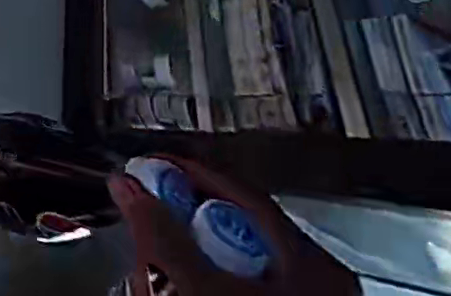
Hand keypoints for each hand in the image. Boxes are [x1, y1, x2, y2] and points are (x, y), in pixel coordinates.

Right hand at [105, 157, 357, 295]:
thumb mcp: (192, 288)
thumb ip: (157, 230)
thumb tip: (127, 185)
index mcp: (311, 263)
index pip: (239, 190)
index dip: (188, 172)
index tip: (153, 168)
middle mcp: (324, 284)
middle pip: (241, 227)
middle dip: (189, 217)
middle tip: (153, 210)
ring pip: (244, 262)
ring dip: (198, 253)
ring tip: (162, 257)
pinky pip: (251, 287)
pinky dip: (215, 281)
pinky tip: (188, 286)